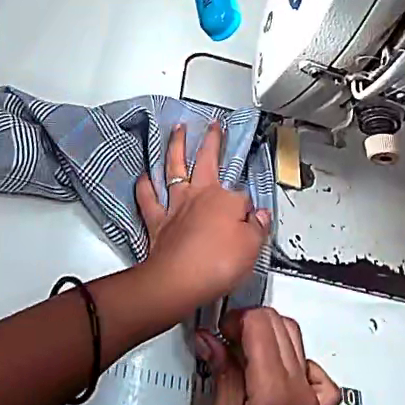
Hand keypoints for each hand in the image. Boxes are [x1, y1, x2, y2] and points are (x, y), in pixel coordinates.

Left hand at [133, 122, 271, 315]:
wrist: (179, 279)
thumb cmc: (218, 263)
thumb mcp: (251, 248)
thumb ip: (257, 228)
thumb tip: (260, 215)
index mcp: (224, 199)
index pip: (241, 196)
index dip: (248, 208)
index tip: (252, 218)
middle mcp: (198, 195)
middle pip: (206, 161)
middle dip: (211, 141)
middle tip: (213, 125)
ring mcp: (175, 205)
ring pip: (174, 167)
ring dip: (176, 147)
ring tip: (177, 130)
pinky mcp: (157, 220)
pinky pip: (147, 196)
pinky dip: (144, 184)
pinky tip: (144, 175)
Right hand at [199, 308, 341, 404]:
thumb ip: (222, 377)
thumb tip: (212, 341)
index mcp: (275, 392)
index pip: (260, 322)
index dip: (233, 320)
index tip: (216, 333)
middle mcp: (300, 391)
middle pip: (278, 323)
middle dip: (247, 322)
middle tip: (223, 342)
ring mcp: (312, 400)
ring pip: (294, 339)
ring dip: (267, 335)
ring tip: (240, 355)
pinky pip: (313, 370)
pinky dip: (294, 359)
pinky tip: (273, 371)